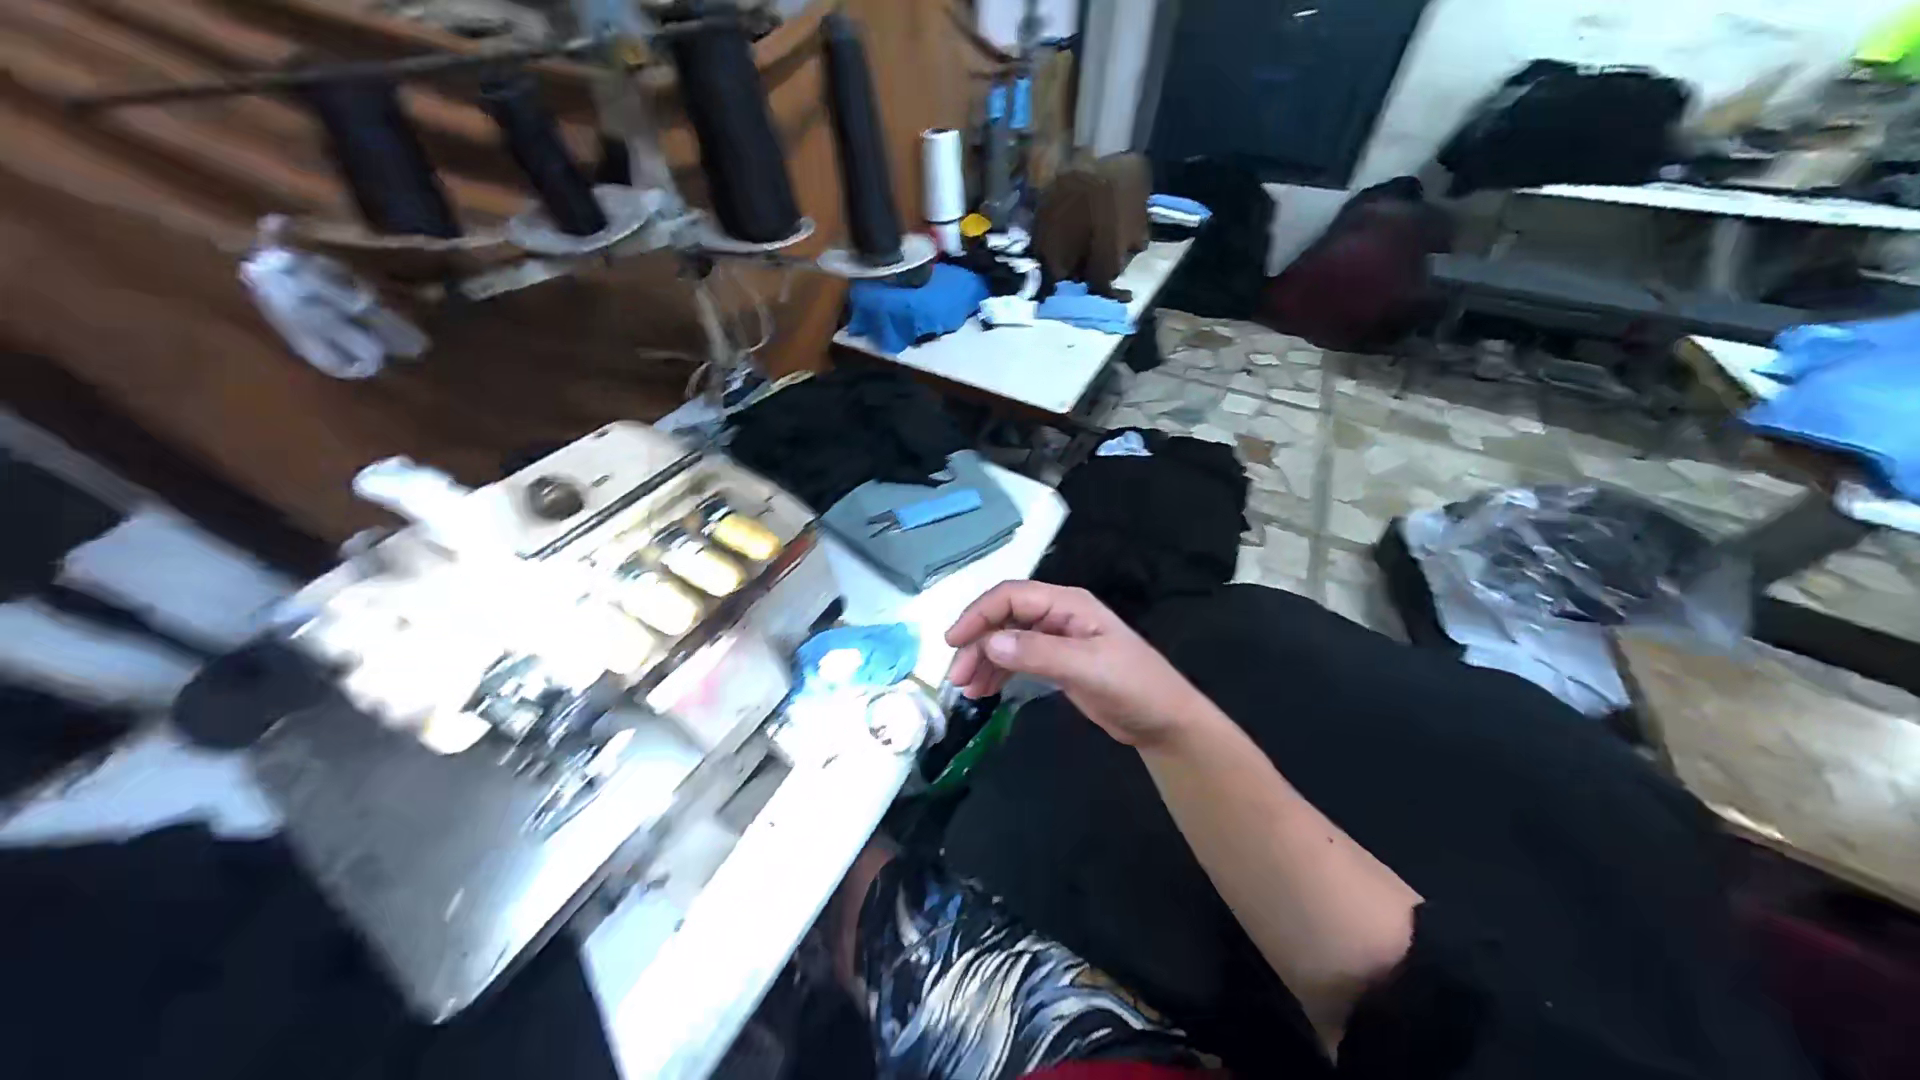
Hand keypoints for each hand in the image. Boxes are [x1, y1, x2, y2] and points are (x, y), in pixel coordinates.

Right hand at [945, 582, 1210, 747]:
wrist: (1165, 721)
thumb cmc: (1134, 687)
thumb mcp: (1088, 668)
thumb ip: (1039, 653)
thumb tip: (990, 642)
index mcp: (1068, 604)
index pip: (1012, 596)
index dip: (979, 614)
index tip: (953, 641)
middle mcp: (1058, 615)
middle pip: (1004, 617)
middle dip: (977, 643)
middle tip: (957, 678)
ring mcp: (1056, 639)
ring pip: (1006, 640)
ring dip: (983, 660)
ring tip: (967, 690)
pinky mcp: (1056, 663)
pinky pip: (1017, 659)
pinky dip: (998, 672)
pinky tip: (984, 691)